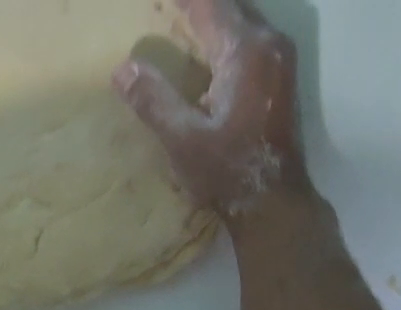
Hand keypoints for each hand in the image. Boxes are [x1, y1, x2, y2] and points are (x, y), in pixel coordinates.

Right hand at [114, 0, 311, 220]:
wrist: (272, 199)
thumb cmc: (226, 170)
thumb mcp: (182, 139)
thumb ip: (153, 100)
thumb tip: (122, 68)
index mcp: (246, 52)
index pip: (210, 6)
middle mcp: (269, 44)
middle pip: (230, 5)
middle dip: (199, 3)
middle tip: (167, 6)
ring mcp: (278, 59)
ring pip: (241, 19)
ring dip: (212, 15)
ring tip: (180, 18)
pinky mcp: (277, 76)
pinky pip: (248, 36)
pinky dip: (223, 31)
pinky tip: (202, 43)